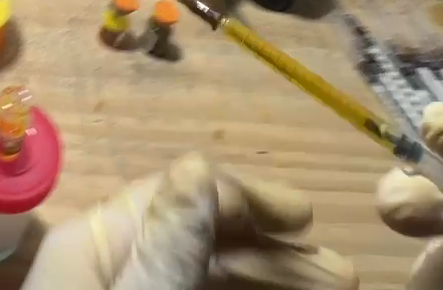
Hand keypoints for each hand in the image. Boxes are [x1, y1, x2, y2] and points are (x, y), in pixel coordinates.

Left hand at [22, 153, 358, 289]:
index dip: (244, 199)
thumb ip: (169, 245)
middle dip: (273, 257)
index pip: (178, 193)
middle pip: (203, 244)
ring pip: (207, 285)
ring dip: (268, 287)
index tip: (304, 216)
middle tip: (343, 278)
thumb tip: (196, 166)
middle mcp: (114, 269)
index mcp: (99, 243)